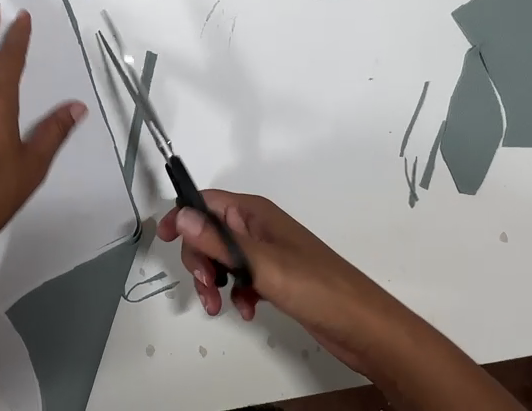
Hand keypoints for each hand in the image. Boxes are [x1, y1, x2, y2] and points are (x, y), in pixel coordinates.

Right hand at [157, 190, 413, 375]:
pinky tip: (247, 310)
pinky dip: (235, 293)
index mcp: (254, 212)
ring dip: (214, 280)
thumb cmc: (317, 288)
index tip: (163, 237)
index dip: (181, 216)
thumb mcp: (263, 265)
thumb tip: (181, 216)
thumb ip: (219, 241)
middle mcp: (257, 227)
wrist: (367, 330)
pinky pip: (239, 277)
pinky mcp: (275, 277)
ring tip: (220, 306)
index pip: (204, 201)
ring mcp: (266, 252)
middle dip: (199, 258)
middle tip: (204, 286)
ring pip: (222, 257)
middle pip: (208, 232)